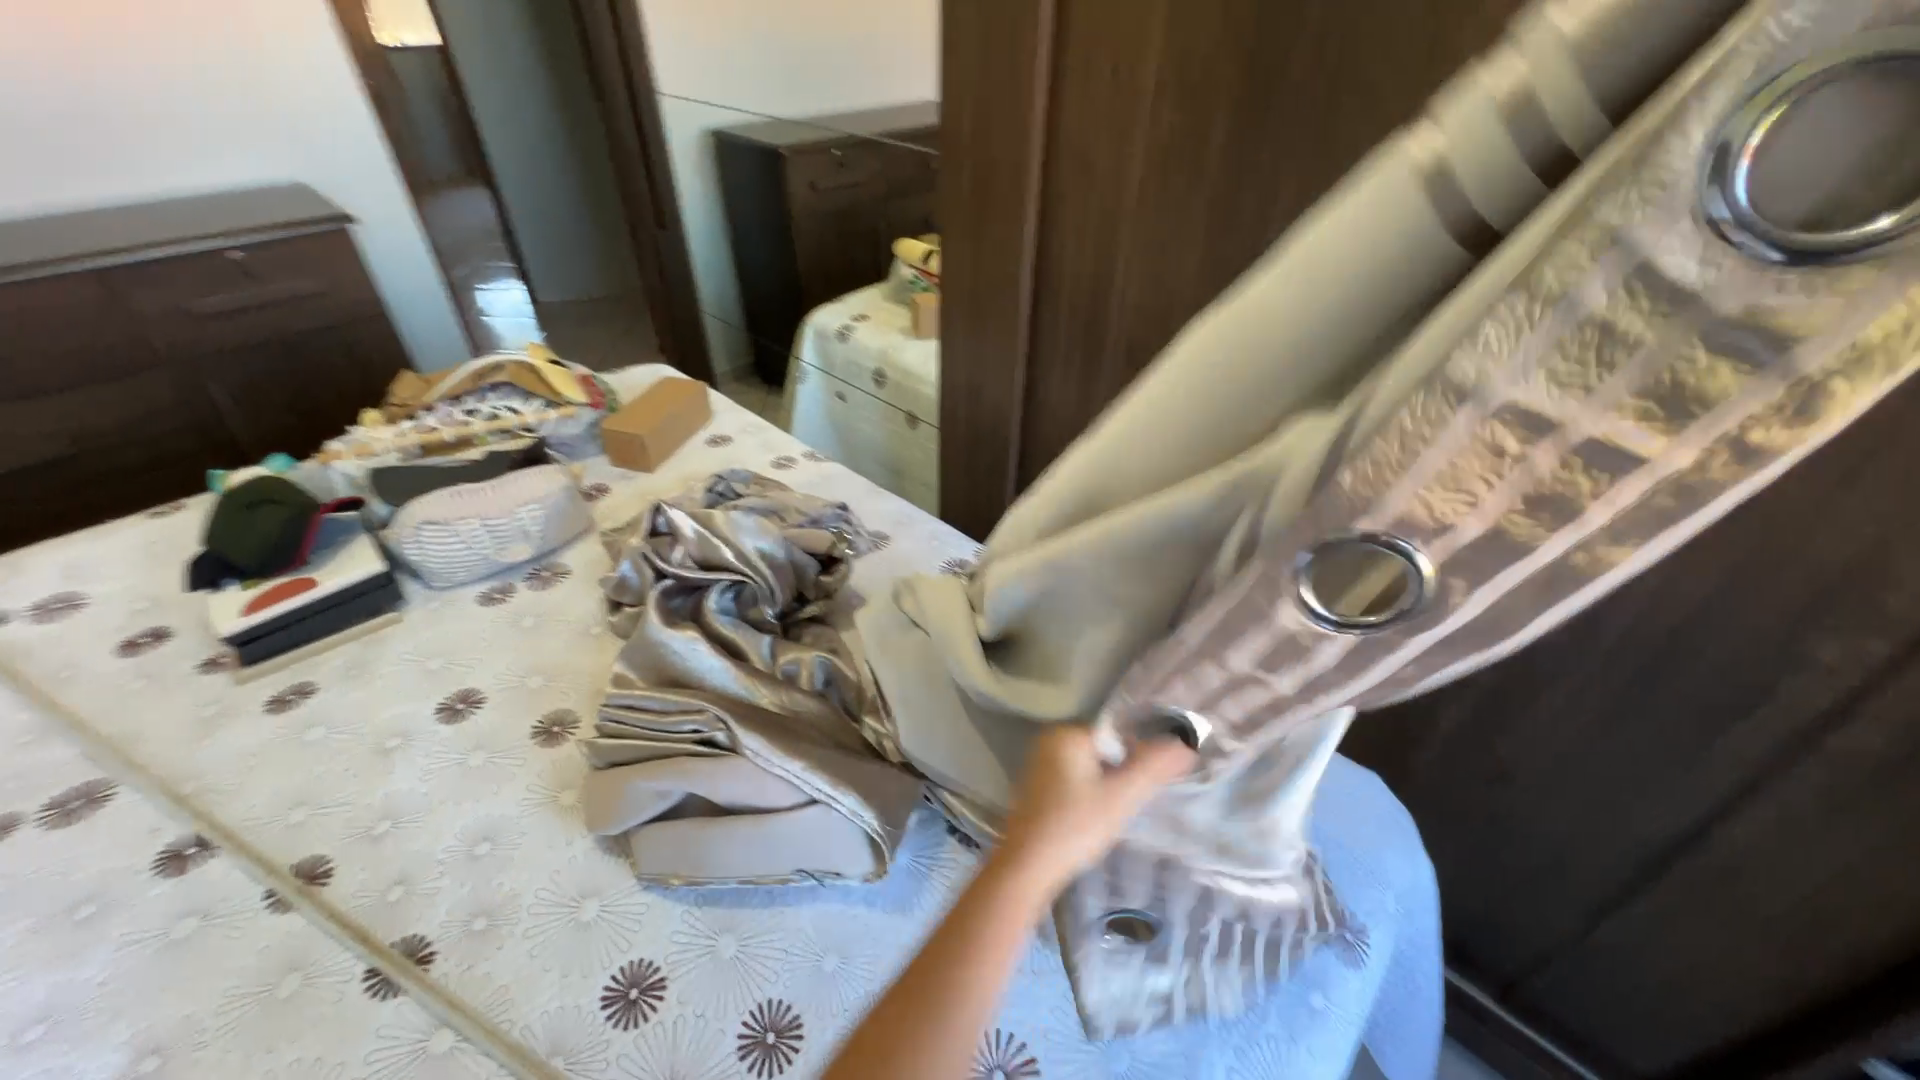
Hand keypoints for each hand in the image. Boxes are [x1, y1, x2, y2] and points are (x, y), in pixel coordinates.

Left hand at [995, 725, 1195, 893]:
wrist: (1027, 868)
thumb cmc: (1075, 827)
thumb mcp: (1121, 797)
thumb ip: (1153, 768)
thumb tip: (1186, 745)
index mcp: (1066, 734)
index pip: (1119, 737)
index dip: (1136, 762)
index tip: (1142, 790)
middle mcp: (1049, 742)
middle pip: (1104, 753)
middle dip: (1120, 777)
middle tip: (1125, 807)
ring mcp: (1038, 765)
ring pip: (1090, 770)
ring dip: (1105, 790)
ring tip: (1109, 817)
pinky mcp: (1036, 789)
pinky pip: (1073, 783)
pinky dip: (1087, 798)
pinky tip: (1089, 822)